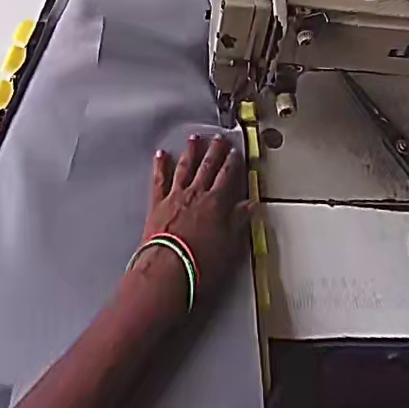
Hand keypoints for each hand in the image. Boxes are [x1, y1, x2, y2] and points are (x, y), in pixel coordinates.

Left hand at [140, 134, 249, 301]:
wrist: (168, 269)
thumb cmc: (199, 262)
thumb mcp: (228, 244)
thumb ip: (238, 221)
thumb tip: (251, 206)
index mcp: (215, 202)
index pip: (227, 176)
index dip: (231, 162)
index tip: (234, 152)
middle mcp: (196, 193)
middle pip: (207, 166)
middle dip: (214, 150)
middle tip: (218, 138)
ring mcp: (175, 196)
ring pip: (185, 167)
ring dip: (191, 151)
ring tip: (194, 138)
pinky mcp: (158, 203)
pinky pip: (159, 179)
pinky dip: (160, 165)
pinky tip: (161, 154)